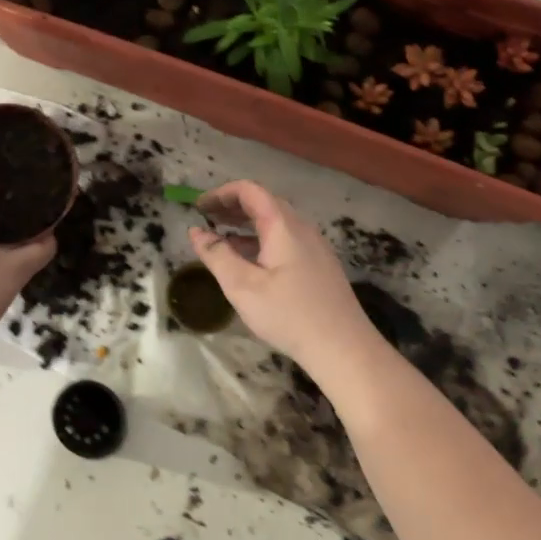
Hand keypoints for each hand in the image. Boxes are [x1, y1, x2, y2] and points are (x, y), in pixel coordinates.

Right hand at [186, 180, 380, 368]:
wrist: (343, 347)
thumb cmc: (288, 314)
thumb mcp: (242, 286)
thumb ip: (216, 255)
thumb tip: (197, 232)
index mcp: (282, 226)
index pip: (250, 191)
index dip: (221, 193)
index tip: (199, 207)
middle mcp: (301, 228)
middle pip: (264, 203)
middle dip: (232, 207)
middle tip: (206, 221)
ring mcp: (314, 246)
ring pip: (276, 222)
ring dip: (246, 224)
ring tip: (221, 240)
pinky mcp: (319, 264)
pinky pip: (286, 239)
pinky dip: (261, 239)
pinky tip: (249, 261)